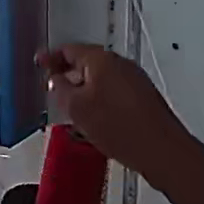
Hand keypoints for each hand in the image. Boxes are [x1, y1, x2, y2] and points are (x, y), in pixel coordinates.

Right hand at [39, 44, 195, 185]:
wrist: (164, 153)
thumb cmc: (119, 127)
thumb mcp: (76, 108)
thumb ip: (59, 88)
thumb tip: (56, 80)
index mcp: (101, 58)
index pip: (68, 49)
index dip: (50, 58)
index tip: (40, 64)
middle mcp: (120, 64)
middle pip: (86, 62)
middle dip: (68, 75)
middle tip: (54, 88)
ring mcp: (136, 80)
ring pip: (101, 78)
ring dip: (85, 89)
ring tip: (73, 109)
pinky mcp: (145, 99)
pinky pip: (115, 91)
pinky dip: (101, 99)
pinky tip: (96, 119)